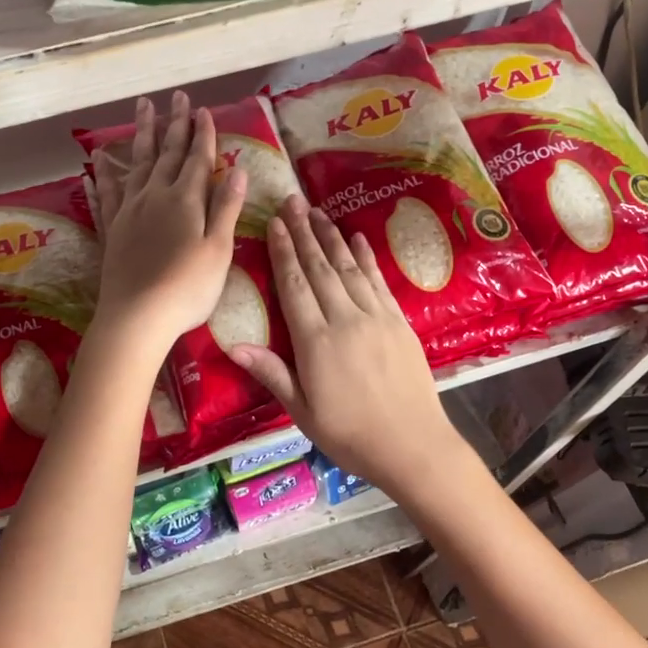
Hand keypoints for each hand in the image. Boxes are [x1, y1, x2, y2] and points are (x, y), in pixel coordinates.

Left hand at [93, 91, 246, 350]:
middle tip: (176, 96)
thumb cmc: (188, 288)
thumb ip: (227, 209)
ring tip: (142, 108)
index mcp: (186, 200)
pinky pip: (107, 193)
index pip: (198, 159)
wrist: (137, 315)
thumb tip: (239, 171)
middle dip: (174, 124)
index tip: (204, 110)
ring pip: (137, 163)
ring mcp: (130, 211)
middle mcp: (156, 196)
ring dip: (141, 134)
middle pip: (167, 153)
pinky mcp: (112, 229)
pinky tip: (99, 162)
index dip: (203, 134)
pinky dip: (104, 174)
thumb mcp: (218, 250)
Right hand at [230, 197, 465, 493]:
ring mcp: (376, 319)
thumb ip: (272, 373)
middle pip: (320, 268)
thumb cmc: (350, 436)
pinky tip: (357, 240)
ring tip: (318, 212)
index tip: (274, 224)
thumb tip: (234, 345)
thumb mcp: (302, 412)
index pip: (295, 286)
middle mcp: (346, 320)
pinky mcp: (399, 324)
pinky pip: (379, 282)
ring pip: (349, 269)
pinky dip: (366, 259)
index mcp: (316, 343)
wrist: (412, 446)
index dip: (283, 252)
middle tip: (292, 201)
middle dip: (304, 232)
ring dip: (332, 238)